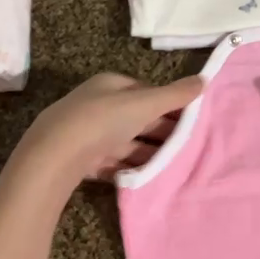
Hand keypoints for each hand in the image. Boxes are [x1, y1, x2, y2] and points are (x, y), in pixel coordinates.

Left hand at [13, 73, 203, 187]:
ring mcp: (89, 134)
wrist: (56, 156)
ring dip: (149, 154)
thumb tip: (204, 79)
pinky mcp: (84, 160)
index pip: (147, 92)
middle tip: (188, 148)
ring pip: (128, 143)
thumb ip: (175, 95)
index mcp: (110, 85)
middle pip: (138, 119)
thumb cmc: (102, 120)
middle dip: (162, 133)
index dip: (169, 105)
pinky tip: (149, 178)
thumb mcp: (144, 103)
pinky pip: (115, 163)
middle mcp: (98, 106)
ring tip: (175, 167)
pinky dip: (131, 169)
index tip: (191, 122)